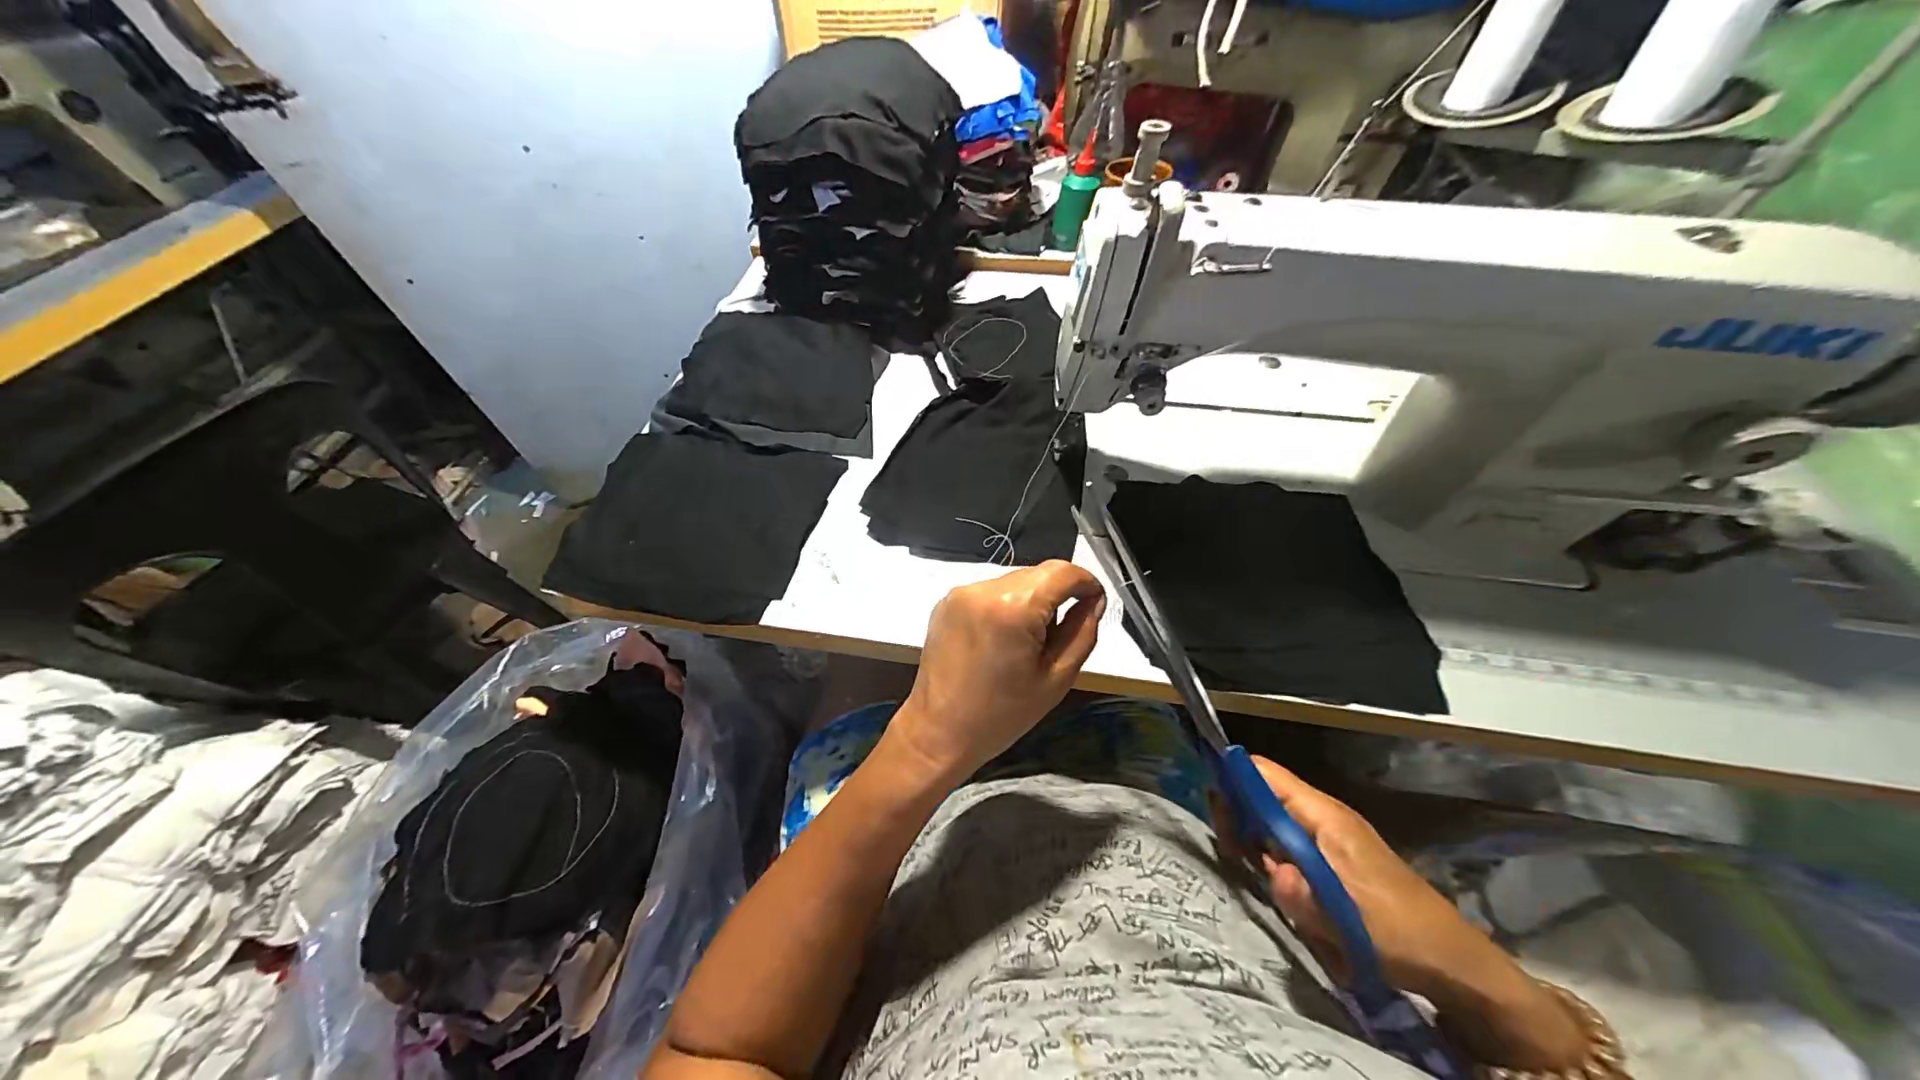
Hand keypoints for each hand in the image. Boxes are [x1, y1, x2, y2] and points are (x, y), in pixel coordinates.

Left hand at [884, 561, 1105, 785]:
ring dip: (1031, 601)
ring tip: (1027, 643)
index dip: (1087, 583)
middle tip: (1059, 636)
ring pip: (1015, 581)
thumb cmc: (1000, 714)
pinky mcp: (947, 602)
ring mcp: (961, 593)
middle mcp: (984, 590)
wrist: (939, 731)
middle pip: (1038, 574)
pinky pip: (990, 592)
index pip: (1063, 572)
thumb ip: (1082, 632)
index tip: (1095, 603)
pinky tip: (1002, 640)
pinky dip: (1005, 607)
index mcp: (1013, 608)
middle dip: (1057, 596)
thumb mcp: (1056, 678)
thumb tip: (1093, 601)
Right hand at [1243, 757, 1588, 1070]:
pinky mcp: (1331, 862)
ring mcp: (1328, 840)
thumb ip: (1305, 897)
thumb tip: (1274, 871)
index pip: (1265, 774)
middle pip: (1262, 796)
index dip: (1233, 778)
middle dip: (1239, 818)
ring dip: (1256, 845)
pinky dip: (1274, 861)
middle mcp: (1323, 819)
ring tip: (1250, 870)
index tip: (1212, 805)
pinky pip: (1288, 849)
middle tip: (1230, 850)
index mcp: (1326, 817)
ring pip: (1272, 824)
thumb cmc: (1402, 933)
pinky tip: (1278, 886)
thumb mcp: (1349, 922)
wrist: (1454, 964)